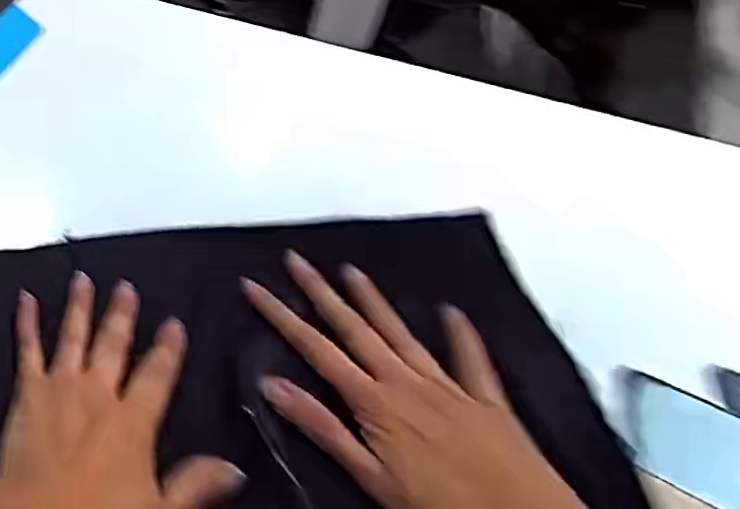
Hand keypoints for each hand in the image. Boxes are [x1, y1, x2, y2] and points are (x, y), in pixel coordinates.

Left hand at [0, 273, 245, 508]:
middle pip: (113, 345)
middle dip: (121, 314)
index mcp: (131, 422)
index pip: (156, 376)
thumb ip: (194, 484)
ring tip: (82, 279)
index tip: (174, 323)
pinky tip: (25, 298)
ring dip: (79, 306)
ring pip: (73, 336)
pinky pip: (28, 349)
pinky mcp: (28, 392)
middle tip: (126, 287)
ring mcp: (61, 387)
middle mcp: (98, 394)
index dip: (167, 349)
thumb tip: (232, 467)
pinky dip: (26, 321)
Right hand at [242, 252, 583, 508]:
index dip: (280, 314)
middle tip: (296, 259)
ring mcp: (446, 385)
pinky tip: (452, 312)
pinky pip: (471, 361)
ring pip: (400, 333)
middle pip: (352, 327)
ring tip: (351, 270)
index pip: (315, 347)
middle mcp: (404, 381)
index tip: (254, 286)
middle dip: (319, 291)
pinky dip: (462, 335)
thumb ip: (323, 428)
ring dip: (372, 301)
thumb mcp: (373, 481)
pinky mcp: (486, 401)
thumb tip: (272, 384)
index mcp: (374, 401)